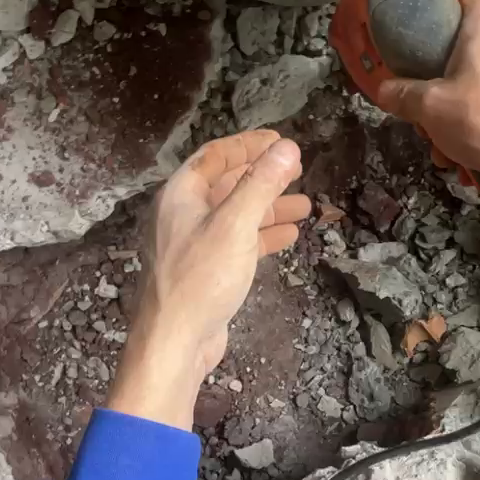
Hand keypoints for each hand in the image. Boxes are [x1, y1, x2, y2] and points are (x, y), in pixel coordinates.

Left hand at [106, 130, 309, 428]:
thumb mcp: (235, 224)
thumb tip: (288, 148)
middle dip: (262, 177)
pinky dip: (261, 236)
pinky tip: (288, 237)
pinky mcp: (204, 271)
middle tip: (296, 170)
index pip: (215, 156)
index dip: (247, 145)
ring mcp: (193, 244)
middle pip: (227, 185)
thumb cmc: (201, 278)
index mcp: (181, 195)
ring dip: (268, 208)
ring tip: (304, 205)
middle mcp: (183, 215)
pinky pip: (236, 243)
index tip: (279, 140)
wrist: (175, 340)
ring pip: (235, 216)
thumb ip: (261, 184)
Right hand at [375, 0, 479, 225]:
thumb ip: (405, 96)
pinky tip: (479, 166)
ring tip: (451, 155)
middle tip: (428, 116)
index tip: (425, 30)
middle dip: (445, 87)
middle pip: (471, 53)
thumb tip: (383, 88)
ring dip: (463, 120)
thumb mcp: (433, 109)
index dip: (447, 6)